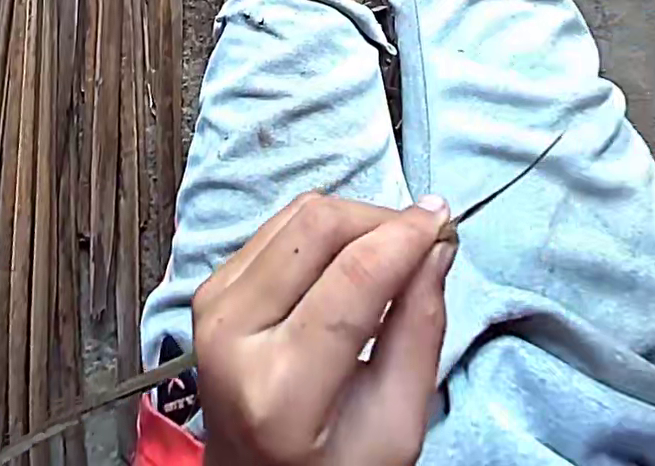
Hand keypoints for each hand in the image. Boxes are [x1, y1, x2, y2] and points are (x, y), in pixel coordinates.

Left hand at [192, 192, 455, 465]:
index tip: (441, 218)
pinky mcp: (213, 282)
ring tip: (386, 251)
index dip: (402, 237)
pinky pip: (280, 223)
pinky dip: (325, 227)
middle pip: (319, 227)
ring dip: (355, 218)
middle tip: (419, 238)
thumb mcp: (396, 425)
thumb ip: (421, 328)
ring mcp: (216, 302)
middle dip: (380, 219)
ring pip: (299, 213)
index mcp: (280, 389)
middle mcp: (233, 332)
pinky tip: (345, 257)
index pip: (351, 280)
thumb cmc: (332, 462)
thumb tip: (436, 243)